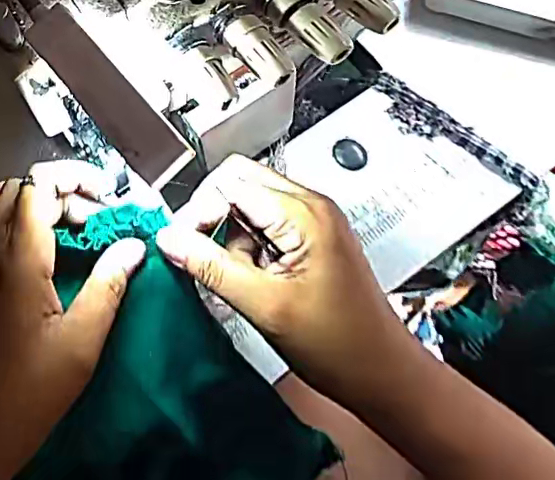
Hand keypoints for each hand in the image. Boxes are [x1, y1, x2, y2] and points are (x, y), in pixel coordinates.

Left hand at [0, 161, 145, 479]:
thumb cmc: (23, 394)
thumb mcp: (80, 345)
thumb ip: (108, 286)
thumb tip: (135, 245)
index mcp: (19, 257)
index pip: (40, 184)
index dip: (76, 177)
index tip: (106, 197)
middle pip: (25, 188)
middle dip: (67, 191)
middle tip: (99, 221)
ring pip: (3, 201)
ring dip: (39, 199)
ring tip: (70, 221)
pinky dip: (6, 210)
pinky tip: (27, 228)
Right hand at [154, 154, 417, 407]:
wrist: (384, 375)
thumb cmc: (339, 346)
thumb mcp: (265, 307)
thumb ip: (212, 267)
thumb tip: (170, 239)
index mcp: (303, 212)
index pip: (230, 182)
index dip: (200, 211)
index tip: (184, 245)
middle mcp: (310, 203)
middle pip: (239, 179)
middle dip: (212, 213)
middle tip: (200, 253)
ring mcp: (312, 216)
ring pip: (249, 199)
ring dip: (231, 231)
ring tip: (241, 276)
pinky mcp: (310, 233)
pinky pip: (264, 219)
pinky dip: (248, 242)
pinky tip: (255, 277)